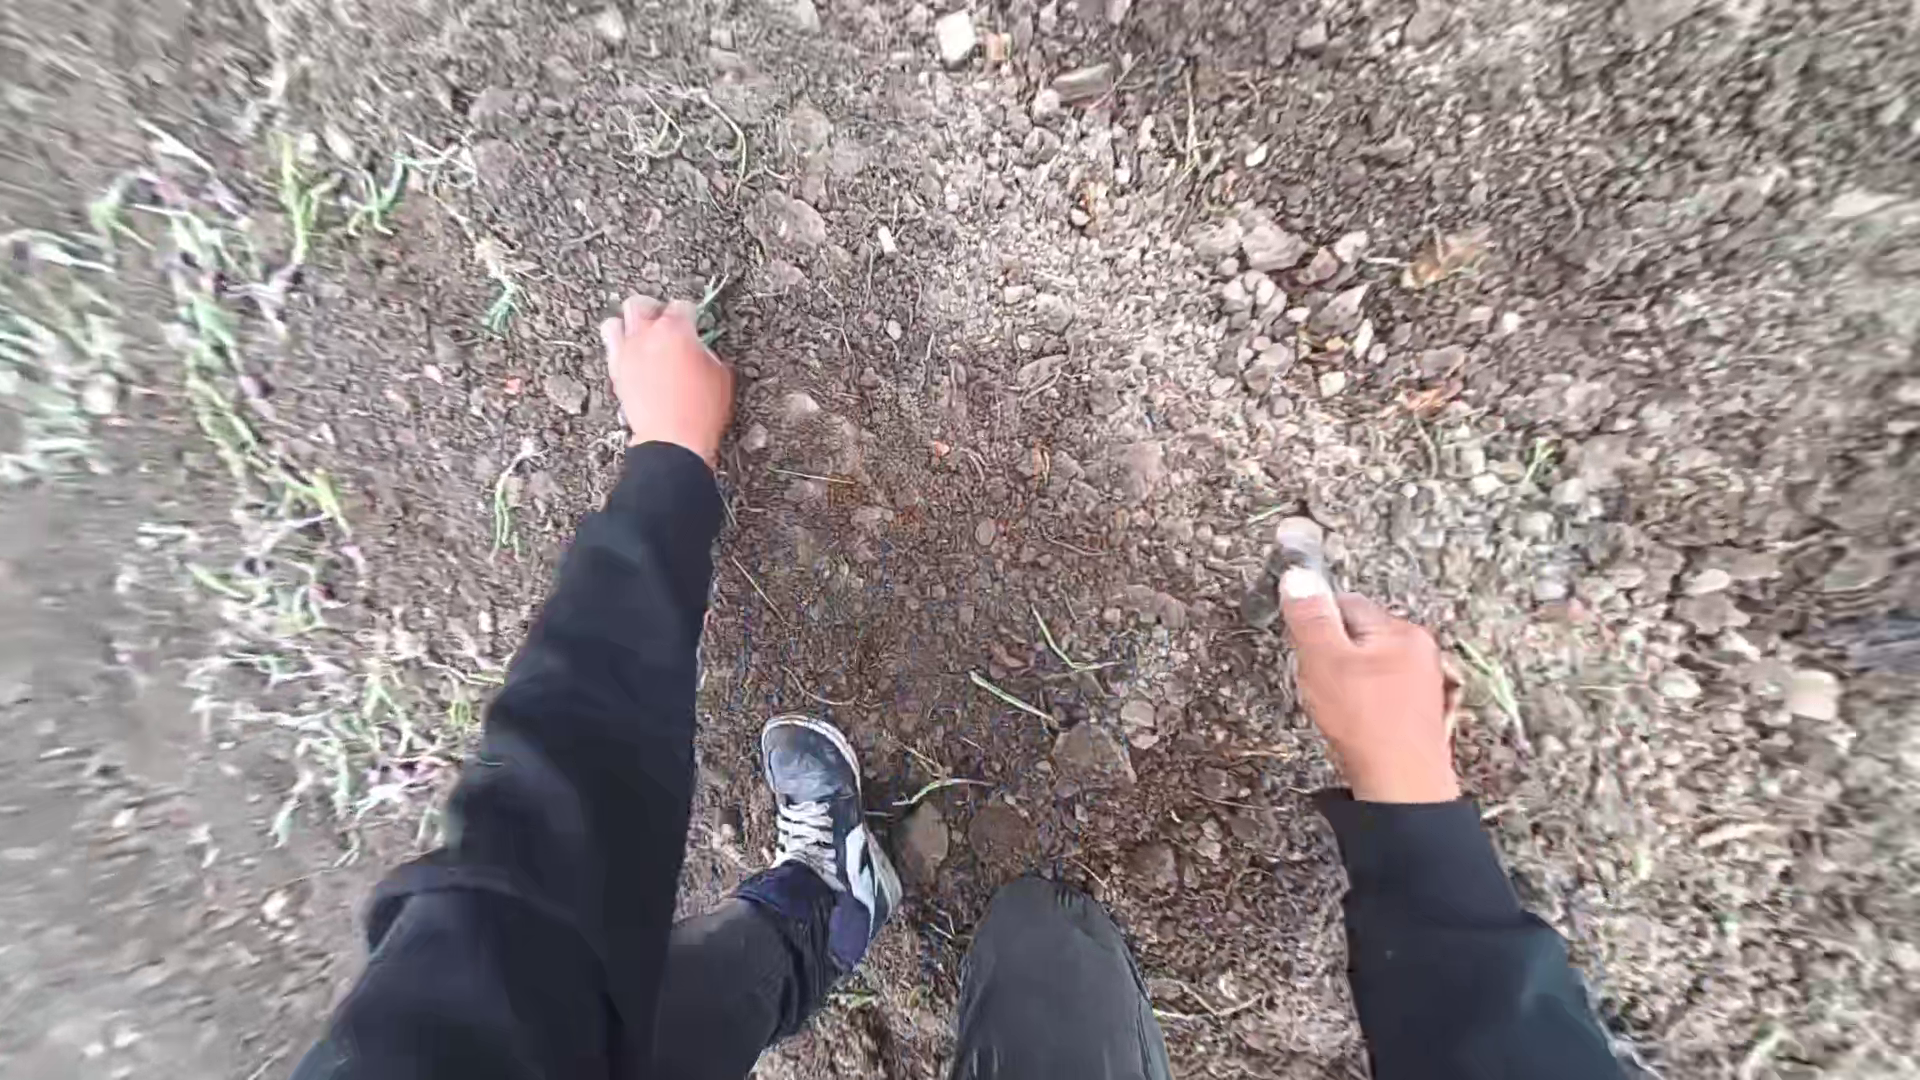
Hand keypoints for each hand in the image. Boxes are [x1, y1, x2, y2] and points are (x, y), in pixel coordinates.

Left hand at [600, 295, 733, 468]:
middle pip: (640, 304)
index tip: (696, 322)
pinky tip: (636, 359)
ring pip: (615, 322)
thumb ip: (708, 354)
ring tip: (643, 338)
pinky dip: (622, 348)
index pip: (682, 306)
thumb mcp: (721, 378)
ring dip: (629, 326)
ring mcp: (627, 353)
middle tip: (665, 322)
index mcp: (676, 331)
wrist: (673, 440)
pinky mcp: (616, 372)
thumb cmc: (701, 411)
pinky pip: (612, 348)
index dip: (691, 314)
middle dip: (654, 309)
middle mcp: (646, 335)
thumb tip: (701, 350)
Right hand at [1279, 568, 1460, 803]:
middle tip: (1316, 673)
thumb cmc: (1363, 719)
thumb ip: (1310, 614)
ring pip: (1362, 656)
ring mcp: (1419, 677)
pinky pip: (1374, 680)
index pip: (1342, 601)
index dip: (1313, 620)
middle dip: (1327, 647)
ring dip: (1340, 670)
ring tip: (1333, 696)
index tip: (1303, 643)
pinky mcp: (1414, 703)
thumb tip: (1298, 575)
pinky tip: (1349, 710)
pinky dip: (1356, 689)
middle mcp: (1416, 648)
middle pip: (1353, 628)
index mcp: (1398, 630)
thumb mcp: (1323, 658)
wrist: (1399, 782)